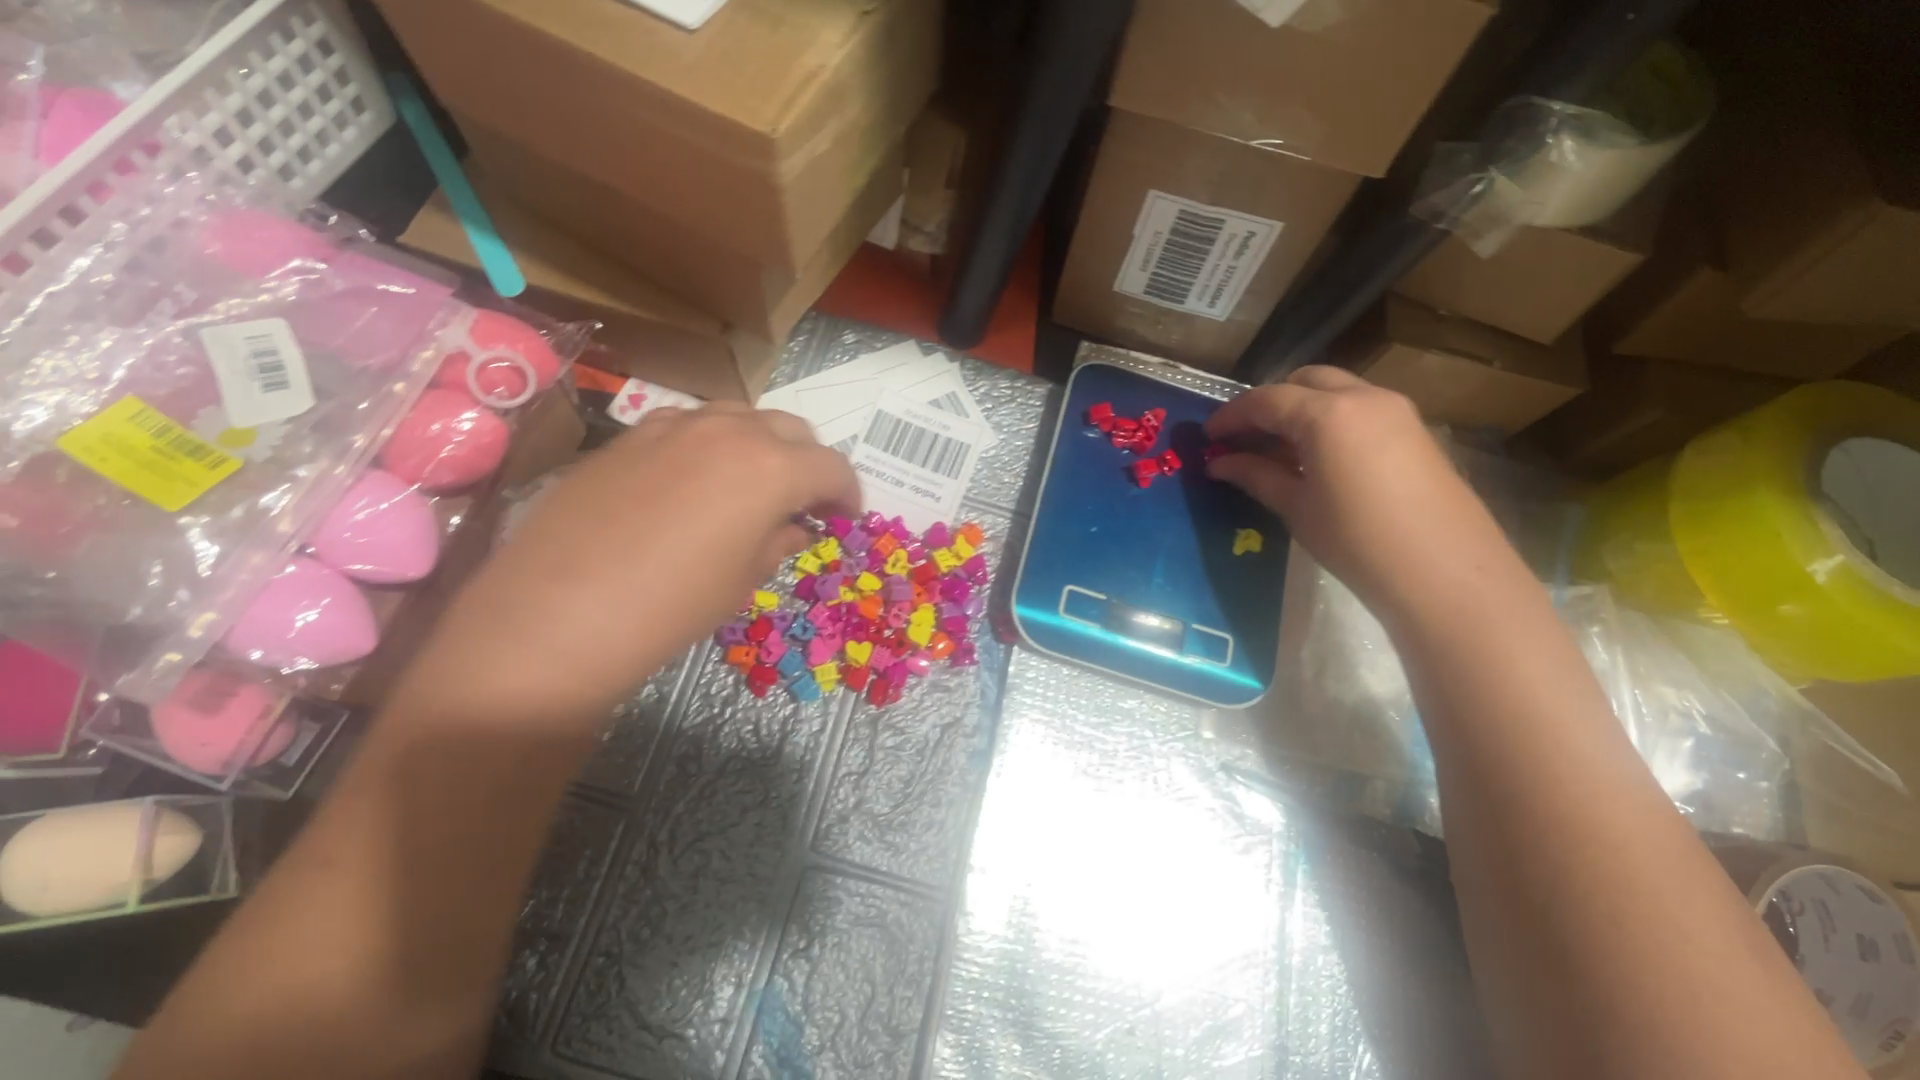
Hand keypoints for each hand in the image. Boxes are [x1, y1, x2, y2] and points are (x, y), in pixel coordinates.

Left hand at [396, 404, 859, 724]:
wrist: (556, 615)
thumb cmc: (669, 608)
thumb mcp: (740, 581)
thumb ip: (777, 542)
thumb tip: (793, 526)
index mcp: (771, 467)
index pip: (832, 466)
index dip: (847, 493)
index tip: (844, 518)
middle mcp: (728, 430)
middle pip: (790, 429)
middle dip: (807, 463)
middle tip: (803, 503)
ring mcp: (673, 424)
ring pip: (738, 417)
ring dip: (760, 446)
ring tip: (750, 487)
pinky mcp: (629, 435)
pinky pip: (688, 425)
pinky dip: (710, 445)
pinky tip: (693, 483)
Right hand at [1205, 366, 1523, 621]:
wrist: (1443, 572)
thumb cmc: (1356, 541)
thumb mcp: (1297, 508)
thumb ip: (1256, 476)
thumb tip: (1220, 463)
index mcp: (1328, 413)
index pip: (1267, 400)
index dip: (1232, 416)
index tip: (1208, 437)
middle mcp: (1364, 397)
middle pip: (1305, 381)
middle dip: (1271, 403)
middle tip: (1245, 438)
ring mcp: (1397, 411)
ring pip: (1338, 393)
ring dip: (1303, 410)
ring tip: (1279, 452)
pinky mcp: (1416, 432)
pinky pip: (1362, 411)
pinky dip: (1332, 422)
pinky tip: (1319, 461)